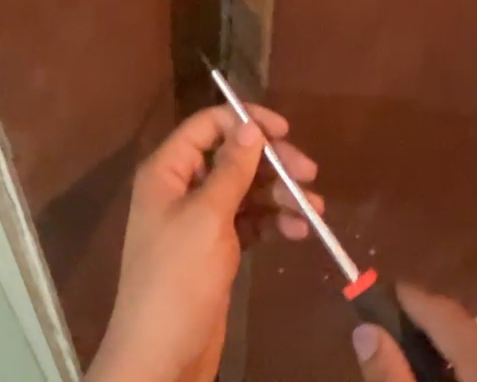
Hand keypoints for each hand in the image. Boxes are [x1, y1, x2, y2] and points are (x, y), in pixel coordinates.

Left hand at [87, 103, 320, 381]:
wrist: (162, 355)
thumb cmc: (178, 277)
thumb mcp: (207, 218)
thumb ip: (230, 169)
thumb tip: (250, 126)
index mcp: (167, 170)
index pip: (207, 126)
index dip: (244, 121)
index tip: (284, 131)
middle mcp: (181, 187)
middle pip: (231, 157)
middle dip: (270, 162)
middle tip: (310, 173)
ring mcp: (198, 219)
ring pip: (244, 190)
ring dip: (278, 194)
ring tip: (313, 210)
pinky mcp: (215, 248)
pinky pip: (249, 221)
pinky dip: (272, 221)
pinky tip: (298, 231)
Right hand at [353, 284, 476, 381]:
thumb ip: (393, 377)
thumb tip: (365, 329)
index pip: (443, 311)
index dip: (408, 298)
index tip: (373, 294)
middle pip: (469, 331)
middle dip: (429, 327)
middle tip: (391, 336)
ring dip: (454, 353)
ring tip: (420, 364)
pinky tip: (457, 381)